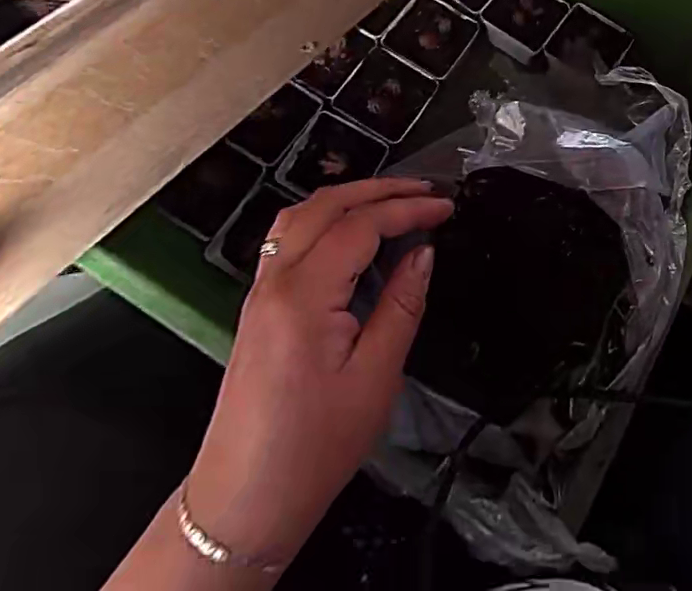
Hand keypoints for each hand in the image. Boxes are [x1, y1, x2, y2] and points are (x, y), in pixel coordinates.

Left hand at [182, 178, 450, 564]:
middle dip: (379, 188)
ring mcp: (260, 293)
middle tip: (426, 190)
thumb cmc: (316, 444)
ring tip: (394, 200)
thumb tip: (422, 253)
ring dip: (349, 197)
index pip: (360, 226)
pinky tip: (351, 233)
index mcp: (304, 296)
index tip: (447, 208)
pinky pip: (288, 240)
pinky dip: (325, 219)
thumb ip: (401, 304)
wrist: (243, 502)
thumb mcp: (376, 376)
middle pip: (324, 206)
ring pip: (300, 217)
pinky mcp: (258, 308)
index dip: (408, 209)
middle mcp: (275, 283)